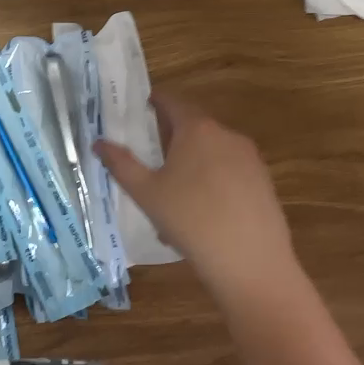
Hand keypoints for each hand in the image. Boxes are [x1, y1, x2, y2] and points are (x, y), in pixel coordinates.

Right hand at [94, 93, 298, 298]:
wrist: (251, 263)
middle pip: (194, 125)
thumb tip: (99, 143)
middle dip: (171, 136)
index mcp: (197, 129)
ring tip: (174, 192)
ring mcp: (250, 159)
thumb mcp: (145, 193)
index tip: (139, 109)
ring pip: (213, 150)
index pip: (172, 101)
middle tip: (150, 156)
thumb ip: (120, 163)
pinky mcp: (264, 183)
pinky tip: (201, 212)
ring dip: (193, 160)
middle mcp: (227, 135)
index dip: (154, 102)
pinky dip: (213, 180)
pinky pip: (231, 171)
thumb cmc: (190, 220)